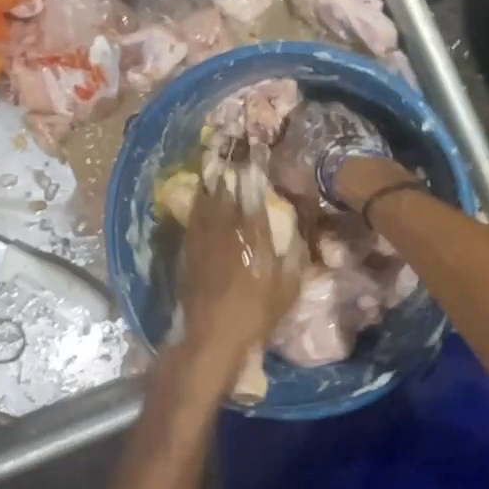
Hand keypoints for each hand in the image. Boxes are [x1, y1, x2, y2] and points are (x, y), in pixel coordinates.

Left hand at [179, 172, 301, 364]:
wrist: (212, 336)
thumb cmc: (256, 315)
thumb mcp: (288, 288)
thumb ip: (294, 258)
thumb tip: (299, 235)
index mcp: (255, 236)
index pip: (254, 195)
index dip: (254, 172)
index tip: (256, 153)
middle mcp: (228, 229)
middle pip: (227, 192)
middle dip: (230, 171)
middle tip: (231, 152)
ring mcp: (205, 238)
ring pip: (207, 201)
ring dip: (212, 182)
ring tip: (215, 165)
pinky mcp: (189, 250)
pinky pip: (194, 218)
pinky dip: (198, 204)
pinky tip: (200, 196)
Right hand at [267, 102, 390, 211]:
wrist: (356, 175)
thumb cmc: (309, 169)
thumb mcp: (278, 168)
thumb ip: (271, 155)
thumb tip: (268, 150)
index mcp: (300, 110)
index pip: (287, 117)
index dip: (285, 133)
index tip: (284, 147)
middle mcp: (326, 106)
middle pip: (313, 120)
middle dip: (310, 134)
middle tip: (307, 154)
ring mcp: (352, 117)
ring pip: (335, 127)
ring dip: (332, 140)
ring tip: (329, 161)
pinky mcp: (373, 132)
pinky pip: (354, 139)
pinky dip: (349, 148)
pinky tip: (347, 164)